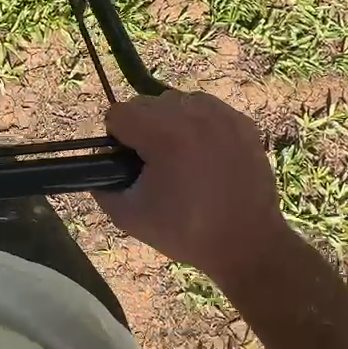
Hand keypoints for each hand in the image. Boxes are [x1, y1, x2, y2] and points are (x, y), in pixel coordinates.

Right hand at [96, 90, 292, 283]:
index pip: (118, 114)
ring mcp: (220, 114)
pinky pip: (203, 108)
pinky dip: (197, 124)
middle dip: (143, 130)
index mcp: (163, 133)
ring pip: (174, 101)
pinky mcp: (241, 121)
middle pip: (144, 104)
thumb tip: (98, 159)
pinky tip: (205, 153)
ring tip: (182, 159)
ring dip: (169, 123)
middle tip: (158, 167)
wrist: (249, 246)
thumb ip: (100, 183)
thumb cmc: (186, 232)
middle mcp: (192, 113)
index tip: (133, 166)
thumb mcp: (128, 215)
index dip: (119, 141)